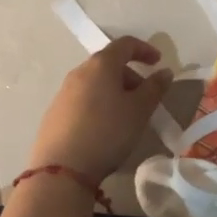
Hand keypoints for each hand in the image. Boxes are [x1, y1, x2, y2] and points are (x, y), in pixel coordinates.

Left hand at [29, 36, 173, 181]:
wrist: (60, 173)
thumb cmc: (106, 132)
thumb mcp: (139, 110)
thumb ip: (154, 87)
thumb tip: (164, 72)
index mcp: (101, 64)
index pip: (125, 44)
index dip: (144, 49)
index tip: (157, 62)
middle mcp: (79, 73)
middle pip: (108, 64)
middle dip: (129, 76)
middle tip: (143, 96)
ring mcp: (62, 94)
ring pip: (94, 83)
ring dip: (112, 92)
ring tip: (124, 115)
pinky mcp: (52, 116)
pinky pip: (81, 101)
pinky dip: (96, 106)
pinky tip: (101, 129)